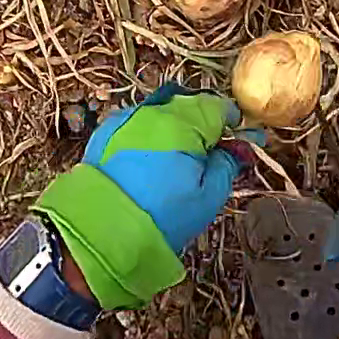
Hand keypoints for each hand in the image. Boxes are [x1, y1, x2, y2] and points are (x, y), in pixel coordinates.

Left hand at [81, 87, 243, 250]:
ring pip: (164, 113)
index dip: (231, 122)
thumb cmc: (163, 215)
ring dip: (176, 128)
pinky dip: (150, 135)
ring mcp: (128, 117)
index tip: (235, 141)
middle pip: (191, 106)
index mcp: (185, 122)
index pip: (219, 106)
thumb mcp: (209, 196)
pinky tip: (149, 161)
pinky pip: (139, 123)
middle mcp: (156, 110)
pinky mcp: (107, 130)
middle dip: (203, 124)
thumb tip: (236, 147)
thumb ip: (228, 164)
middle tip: (207, 156)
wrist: (101, 232)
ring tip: (176, 161)